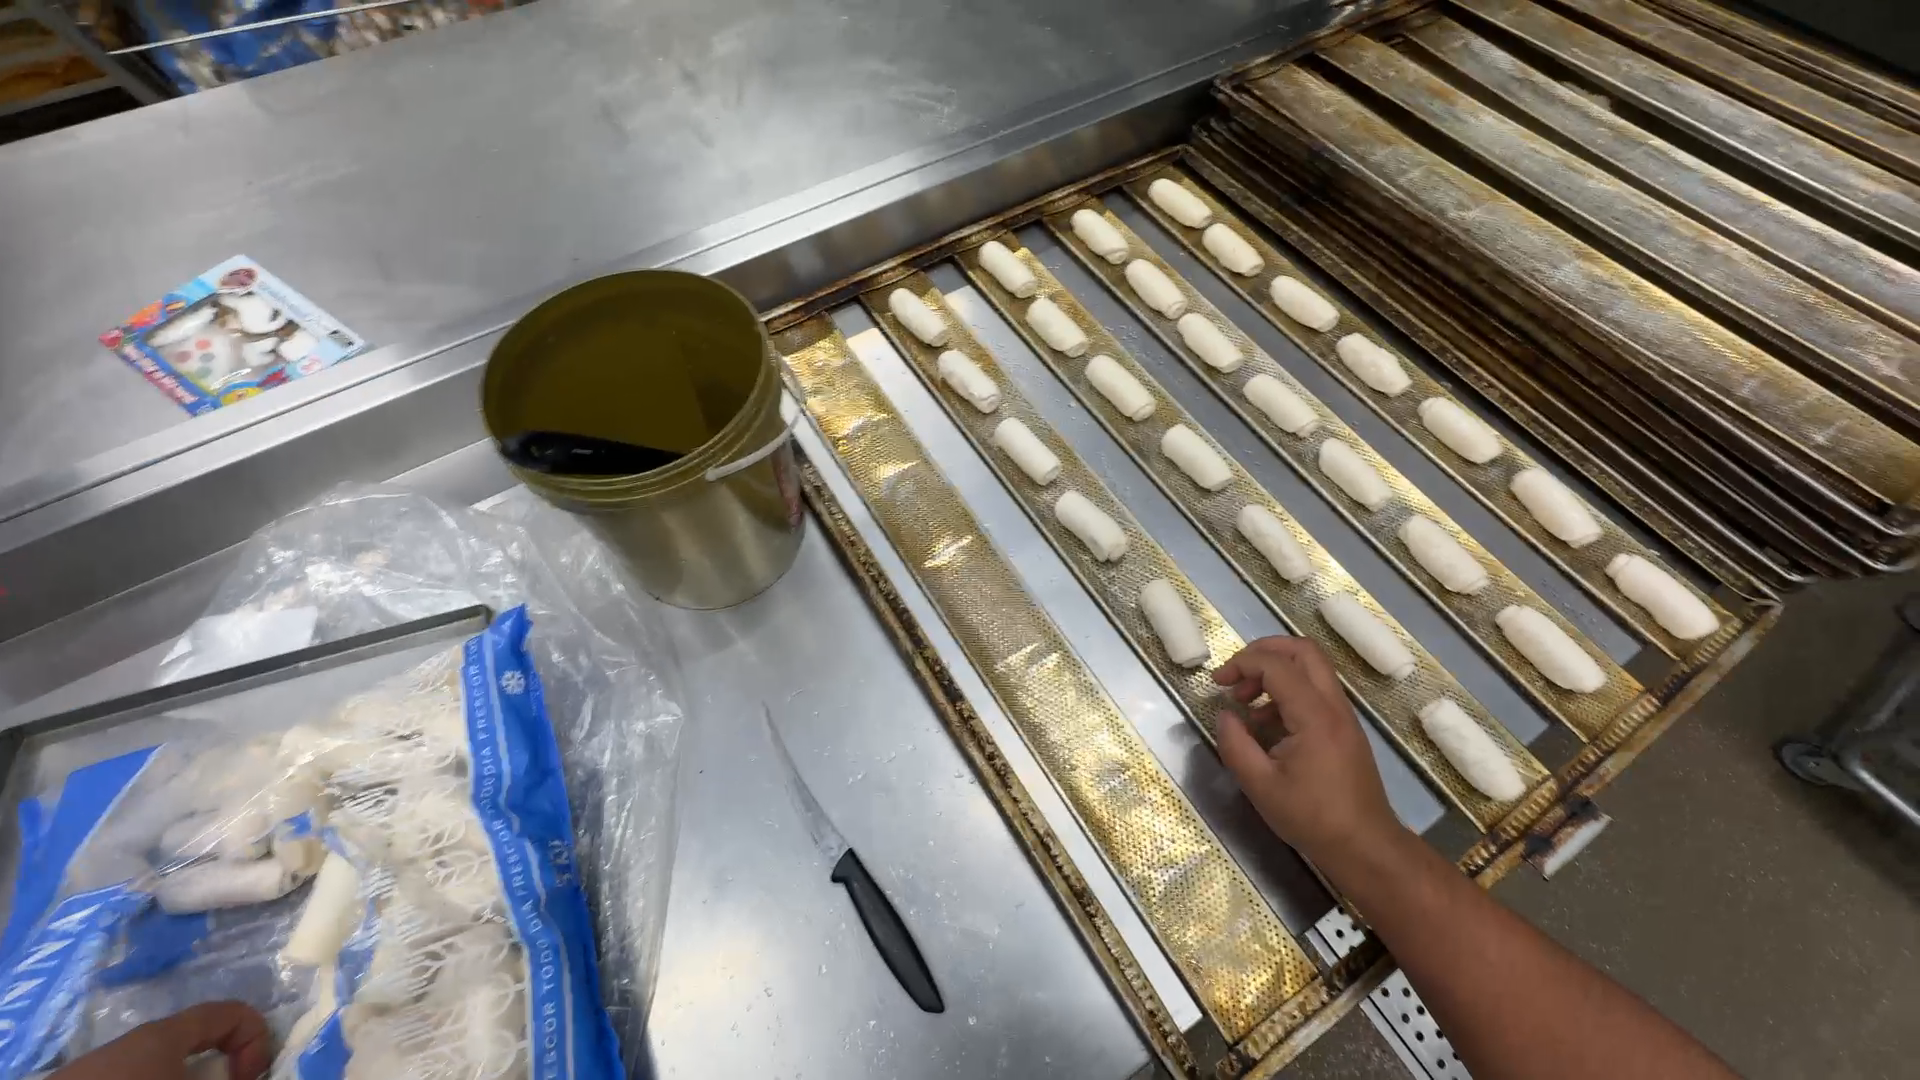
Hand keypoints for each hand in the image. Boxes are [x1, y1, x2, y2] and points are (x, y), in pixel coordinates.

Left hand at [50, 1002, 270, 1079]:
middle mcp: (139, 1038)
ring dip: (187, 1076)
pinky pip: (134, 1074)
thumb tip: (249, 1076)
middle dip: (221, 1063)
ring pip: (164, 1060)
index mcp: (169, 1031)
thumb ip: (230, 1077)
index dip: (256, 1040)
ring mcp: (103, 1062)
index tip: (251, 1077)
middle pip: (199, 1036)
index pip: (235, 1012)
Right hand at [1212, 636, 1401, 865]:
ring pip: (1311, 669)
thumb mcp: (1260, 786)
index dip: (1241, 664)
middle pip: (1303, 650)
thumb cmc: (1312, 818)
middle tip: (1237, 674)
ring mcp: (1344, 716)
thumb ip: (1235, 745)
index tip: (1217, 684)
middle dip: (1263, 652)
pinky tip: (1266, 725)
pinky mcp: (1344, 729)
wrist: (1365, 847)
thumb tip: (1225, 717)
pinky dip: (1287, 692)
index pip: (1275, 666)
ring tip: (1246, 704)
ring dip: (1275, 673)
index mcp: (1314, 716)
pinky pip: (1315, 692)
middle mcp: (1334, 707)